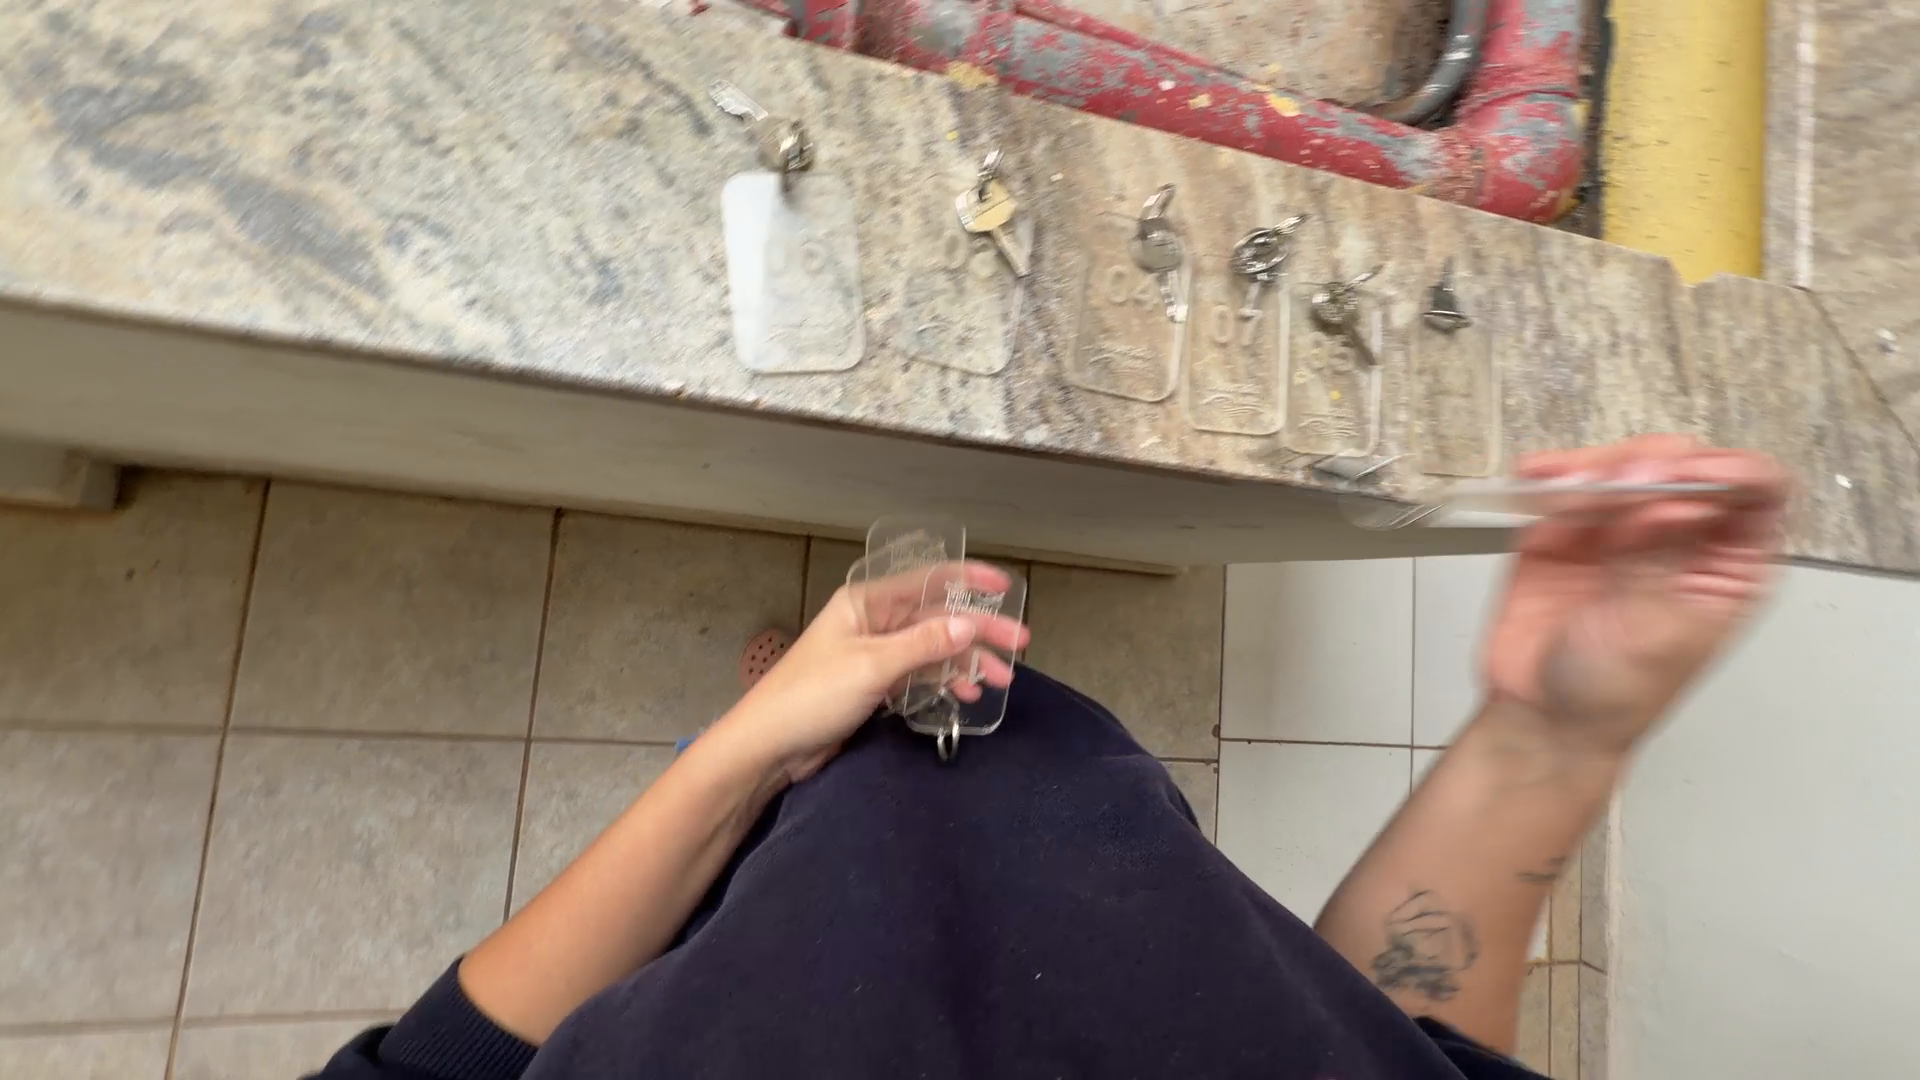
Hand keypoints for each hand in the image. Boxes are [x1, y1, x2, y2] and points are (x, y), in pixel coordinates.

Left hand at [709, 560, 1030, 784]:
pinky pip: (919, 674)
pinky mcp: (875, 684)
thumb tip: (969, 623)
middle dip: (978, 631)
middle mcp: (874, 622)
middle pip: (937, 618)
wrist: (768, 748)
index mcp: (867, 602)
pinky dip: (944, 682)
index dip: (969, 579)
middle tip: (1020, 647)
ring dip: (966, 662)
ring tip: (1000, 681)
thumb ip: (924, 644)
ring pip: (933, 649)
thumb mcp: (872, 666)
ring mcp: (875, 653)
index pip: (927, 580)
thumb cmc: (812, 697)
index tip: (1006, 587)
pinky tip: (965, 695)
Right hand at [1481, 435, 1789, 752]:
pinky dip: (1544, 480)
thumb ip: (1657, 561)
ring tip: (1557, 478)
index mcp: (1723, 565)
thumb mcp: (1651, 628)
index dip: (1724, 472)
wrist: (1541, 713)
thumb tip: (1677, 501)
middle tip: (1611, 478)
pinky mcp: (1554, 540)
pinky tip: (1532, 477)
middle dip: (1643, 464)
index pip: (1751, 494)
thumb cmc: (1616, 687)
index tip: (1678, 475)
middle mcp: (1671, 541)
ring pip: (1614, 474)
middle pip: (1676, 471)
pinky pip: (1556, 496)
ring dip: (1588, 466)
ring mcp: (1609, 538)